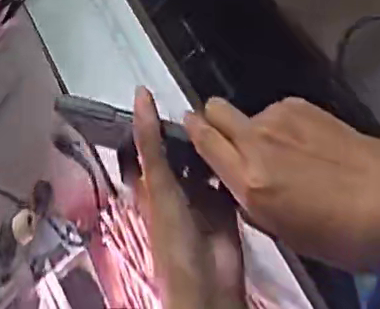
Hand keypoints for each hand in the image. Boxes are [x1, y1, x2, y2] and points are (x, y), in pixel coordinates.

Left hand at [132, 88, 244, 308]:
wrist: (210, 288)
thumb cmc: (174, 240)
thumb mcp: (159, 185)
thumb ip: (151, 143)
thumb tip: (141, 94)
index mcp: (148, 186)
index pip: (144, 145)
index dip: (148, 121)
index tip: (157, 91)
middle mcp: (171, 190)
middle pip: (176, 151)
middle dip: (185, 130)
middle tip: (199, 101)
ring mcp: (197, 199)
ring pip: (201, 162)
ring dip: (209, 145)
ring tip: (220, 114)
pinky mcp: (223, 206)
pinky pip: (225, 178)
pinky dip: (231, 163)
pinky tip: (239, 142)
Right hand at [185, 97, 379, 270]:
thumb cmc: (340, 232)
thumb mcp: (283, 232)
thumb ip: (250, 199)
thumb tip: (236, 182)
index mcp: (248, 180)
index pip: (202, 139)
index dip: (192, 133)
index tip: (190, 133)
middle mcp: (255, 140)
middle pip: (214, 109)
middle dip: (214, 120)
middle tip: (230, 142)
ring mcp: (277, 115)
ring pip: (248, 114)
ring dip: (255, 130)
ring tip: (285, 155)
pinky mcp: (299, 102)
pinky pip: (276, 111)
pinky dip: (282, 126)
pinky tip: (306, 145)